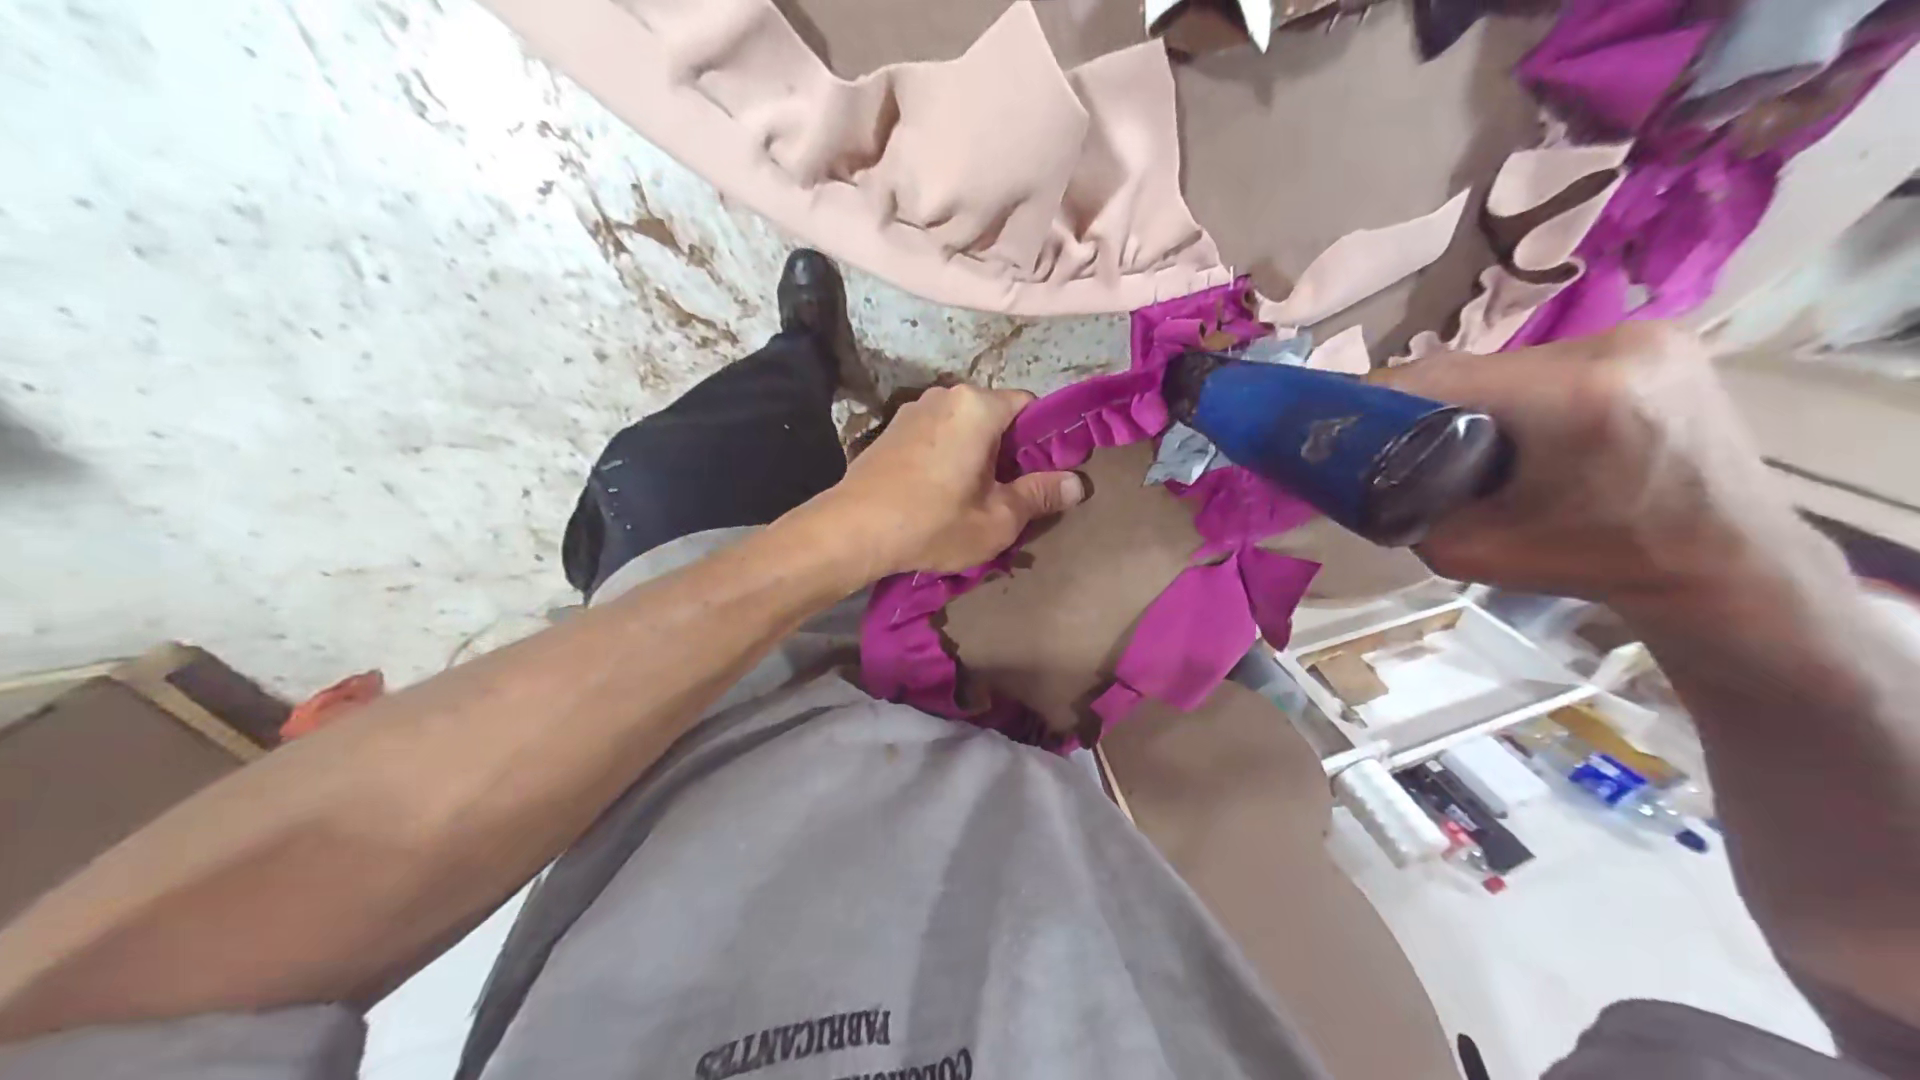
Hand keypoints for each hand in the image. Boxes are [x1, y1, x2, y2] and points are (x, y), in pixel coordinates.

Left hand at [812, 384, 1085, 577]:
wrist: (852, 530)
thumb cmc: (933, 523)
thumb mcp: (998, 519)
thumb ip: (1041, 495)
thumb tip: (1078, 483)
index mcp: (978, 406)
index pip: (1030, 406)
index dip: (1044, 440)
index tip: (1043, 474)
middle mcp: (945, 395)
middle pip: (995, 416)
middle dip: (1009, 450)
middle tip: (1010, 493)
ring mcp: (912, 410)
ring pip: (964, 427)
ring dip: (977, 454)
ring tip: (973, 497)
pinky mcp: (891, 430)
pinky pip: (936, 435)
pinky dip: (948, 456)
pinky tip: (940, 492)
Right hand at [1371, 323, 1823, 622]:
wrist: (1726, 564)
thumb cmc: (1597, 563)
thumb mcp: (1468, 550)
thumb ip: (1403, 506)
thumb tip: (1355, 479)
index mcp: (1572, 399)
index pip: (1434, 380)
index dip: (1375, 401)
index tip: (1338, 426)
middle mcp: (1612, 347)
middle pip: (1471, 368)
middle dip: (1421, 405)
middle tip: (1393, 443)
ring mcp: (1644, 335)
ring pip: (1507, 362)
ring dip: (1468, 397)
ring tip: (1455, 437)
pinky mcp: (1659, 340)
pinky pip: (1548, 360)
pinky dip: (1514, 391)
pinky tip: (1514, 424)